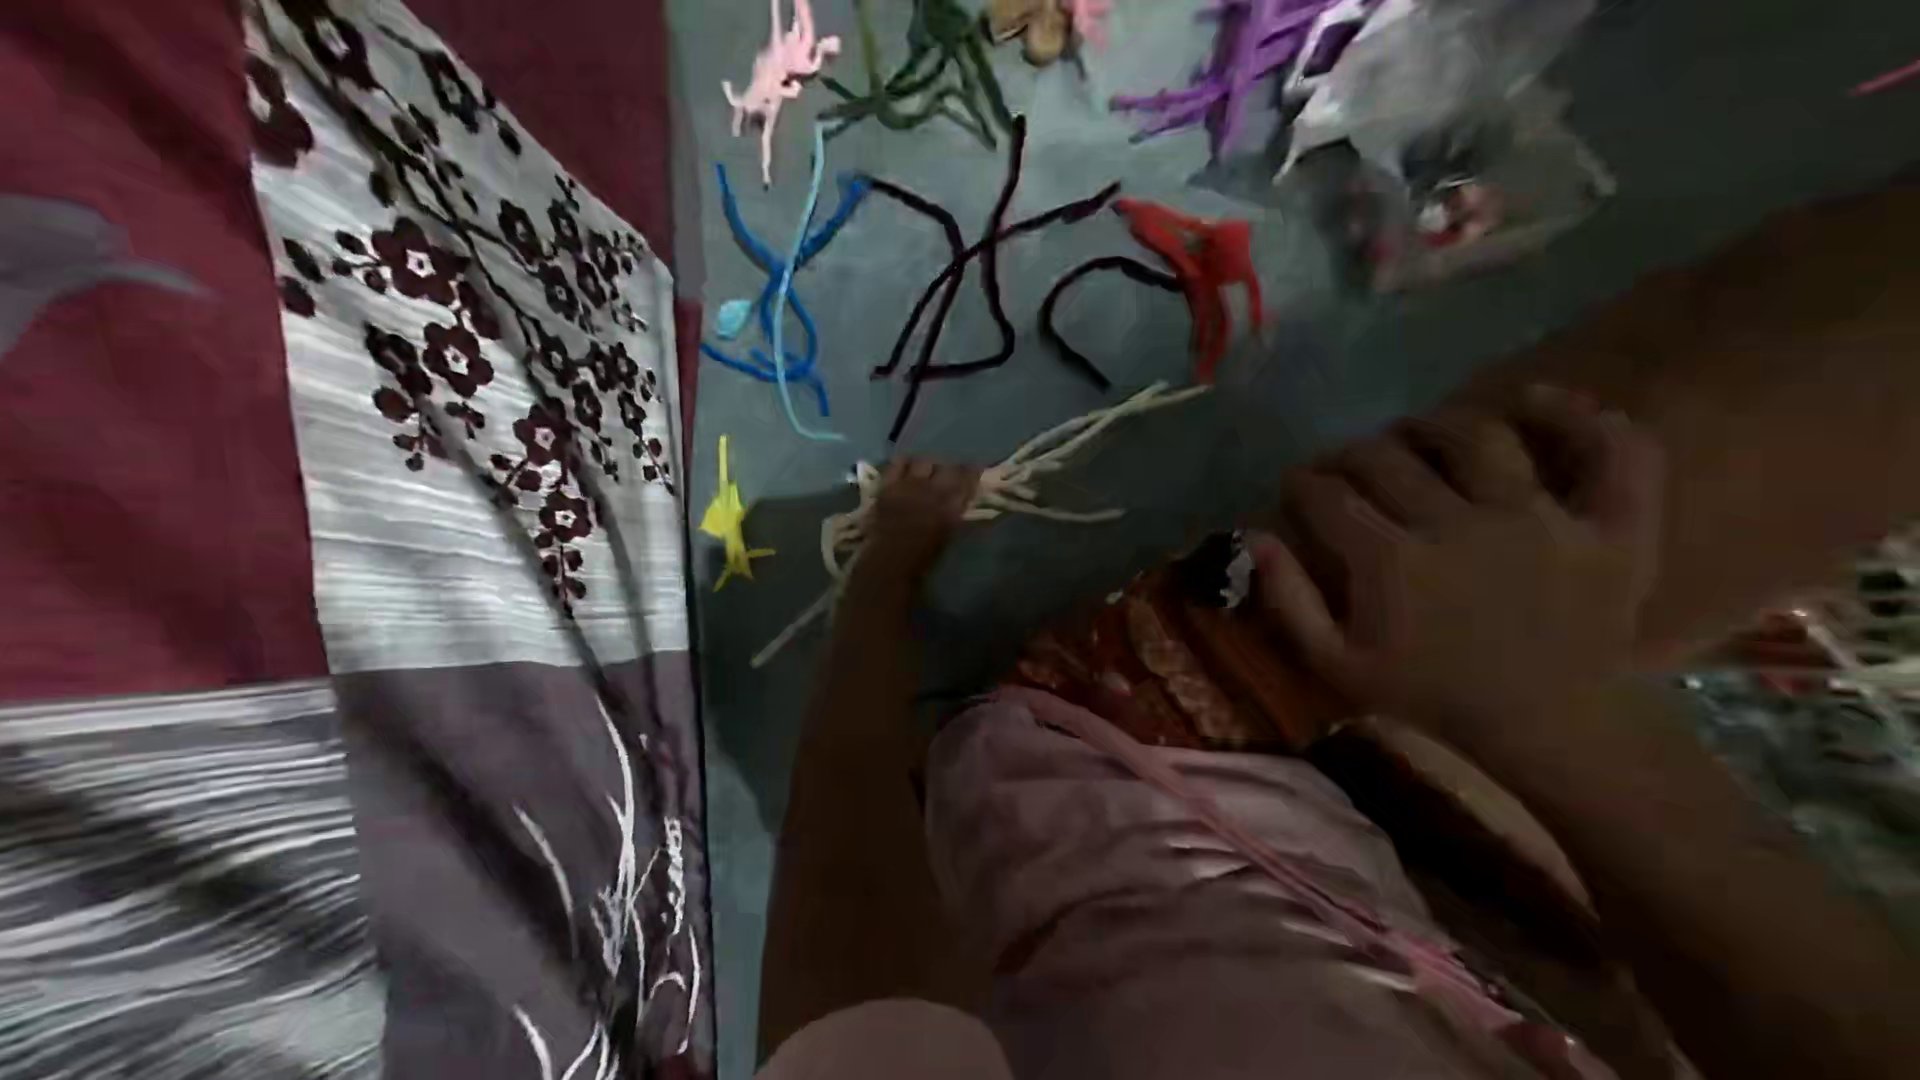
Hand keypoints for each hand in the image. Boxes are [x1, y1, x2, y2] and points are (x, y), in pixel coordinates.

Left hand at [858, 459, 978, 585]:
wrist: (890, 560)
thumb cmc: (923, 555)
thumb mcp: (948, 533)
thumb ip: (955, 511)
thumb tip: (959, 496)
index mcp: (952, 506)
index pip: (967, 478)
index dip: (972, 472)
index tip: (974, 471)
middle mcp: (933, 490)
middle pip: (948, 467)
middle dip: (950, 470)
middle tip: (947, 476)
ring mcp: (909, 485)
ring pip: (924, 461)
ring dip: (928, 466)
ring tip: (926, 473)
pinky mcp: (889, 484)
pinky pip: (899, 463)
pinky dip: (905, 464)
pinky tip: (907, 470)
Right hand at [1248, 386, 1664, 751]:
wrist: (1549, 726)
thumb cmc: (1428, 694)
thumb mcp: (1334, 663)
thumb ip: (1287, 598)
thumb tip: (1254, 535)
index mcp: (1392, 562)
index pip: (1326, 495)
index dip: (1300, 483)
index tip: (1295, 488)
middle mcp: (1460, 525)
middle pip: (1386, 457)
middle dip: (1348, 454)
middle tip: (1342, 467)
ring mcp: (1542, 520)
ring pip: (1477, 436)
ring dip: (1432, 423)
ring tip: (1414, 431)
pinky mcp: (1612, 526)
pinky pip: (1612, 450)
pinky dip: (1578, 414)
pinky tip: (1534, 398)